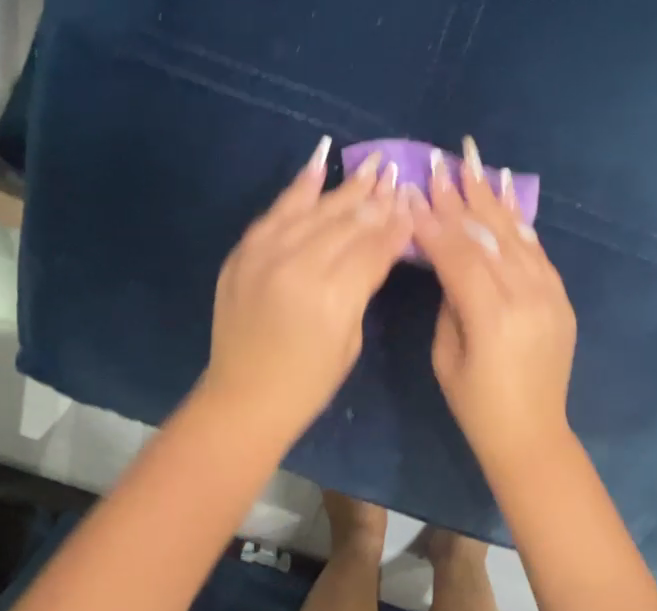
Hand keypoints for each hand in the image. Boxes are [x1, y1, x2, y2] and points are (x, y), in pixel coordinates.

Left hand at [201, 136, 413, 433]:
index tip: (414, 204)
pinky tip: (318, 165)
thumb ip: (362, 289)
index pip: (373, 247)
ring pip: (313, 210)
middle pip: (346, 222)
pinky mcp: (242, 254)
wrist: (244, 398)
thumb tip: (378, 248)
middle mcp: (298, 265)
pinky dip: (299, 189)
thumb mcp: (350, 342)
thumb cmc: (308, 385)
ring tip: (371, 167)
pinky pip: (275, 212)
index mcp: (333, 296)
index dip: (396, 225)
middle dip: (376, 200)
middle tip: (398, 176)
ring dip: (344, 188)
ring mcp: (265, 255)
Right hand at [411, 136, 576, 467]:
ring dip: (493, 199)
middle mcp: (525, 297)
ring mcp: (549, 296)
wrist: (531, 433)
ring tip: (474, 163)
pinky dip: (520, 223)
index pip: (458, 254)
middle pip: (489, 236)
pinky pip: (538, 253)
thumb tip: (450, 265)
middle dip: (462, 197)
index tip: (412, 193)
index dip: (433, 223)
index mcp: (491, 316)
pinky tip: (507, 198)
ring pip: (517, 236)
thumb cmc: (476, 406)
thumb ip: (449, 304)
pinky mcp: (561, 300)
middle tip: (441, 162)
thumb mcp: (447, 357)